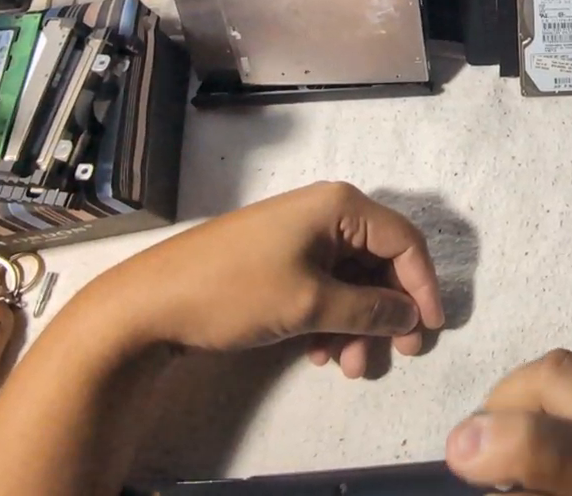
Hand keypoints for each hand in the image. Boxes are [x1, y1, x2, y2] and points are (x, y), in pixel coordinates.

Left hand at [81, 181, 444, 376]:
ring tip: (348, 366)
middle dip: (387, 311)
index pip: (404, 240)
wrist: (140, 308)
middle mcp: (328, 213)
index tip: (431, 328)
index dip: (423, 285)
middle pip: (380, 262)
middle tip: (399, 353)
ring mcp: (303, 235)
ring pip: (353, 279)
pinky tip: (318, 353)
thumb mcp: (309, 304)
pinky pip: (325, 285)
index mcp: (341, 206)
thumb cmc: (234, 292)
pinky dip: (331, 319)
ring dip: (358, 323)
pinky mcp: (281, 259)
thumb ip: (369, 310)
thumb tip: (411, 316)